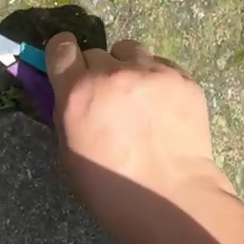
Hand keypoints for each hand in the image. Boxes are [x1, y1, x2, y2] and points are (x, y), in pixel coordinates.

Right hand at [44, 33, 235, 236]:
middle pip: (97, 54)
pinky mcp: (182, 78)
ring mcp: (151, 72)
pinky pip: (161, 66)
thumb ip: (68, 115)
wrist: (169, 195)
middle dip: (97, 72)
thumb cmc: (109, 187)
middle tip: (107, 99)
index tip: (69, 66)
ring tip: (137, 98)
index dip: (63, 55)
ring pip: (131, 51)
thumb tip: (70, 97)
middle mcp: (112, 74)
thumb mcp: (70, 152)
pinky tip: (161, 109)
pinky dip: (156, 80)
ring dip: (128, 68)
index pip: (61, 47)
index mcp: (77, 93)